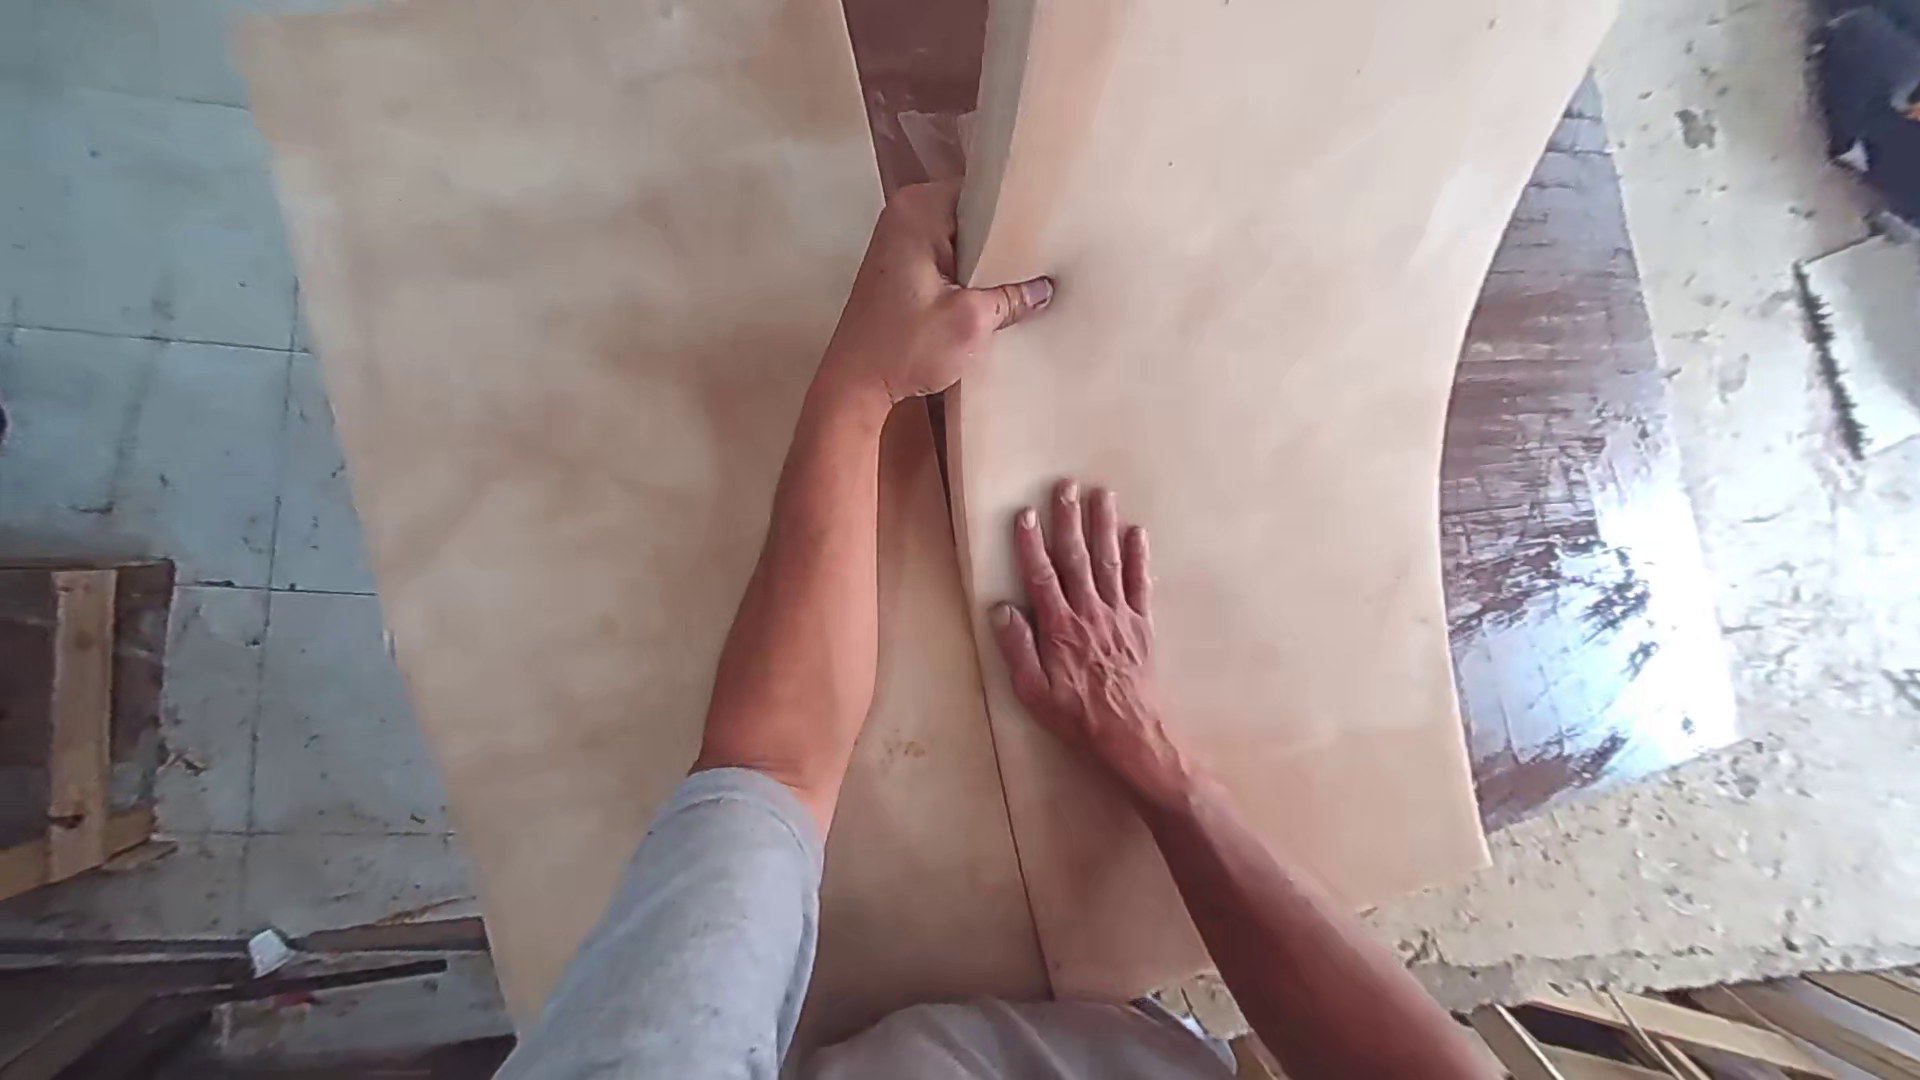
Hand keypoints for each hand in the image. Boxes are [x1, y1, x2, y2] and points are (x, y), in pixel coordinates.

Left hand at [818, 181, 1052, 406]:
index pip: (984, 191)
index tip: (1048, 234)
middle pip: (973, 216)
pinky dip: (967, 280)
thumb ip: (1011, 298)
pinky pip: (947, 263)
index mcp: (918, 210)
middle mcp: (904, 216)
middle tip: (1044, 263)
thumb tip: (1045, 288)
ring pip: (962, 243)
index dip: (1018, 214)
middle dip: (1005, 243)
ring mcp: (899, 245)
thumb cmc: (904, 350)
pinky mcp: (901, 273)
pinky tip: (991, 300)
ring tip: (1023, 283)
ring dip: (987, 266)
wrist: (856, 385)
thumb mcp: (969, 323)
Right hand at [990, 480, 1198, 809]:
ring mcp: (1119, 615)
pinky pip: (1140, 583)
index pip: (1041, 575)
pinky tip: (1137, 532)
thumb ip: (1018, 648)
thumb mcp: (1033, 691)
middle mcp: (1089, 612)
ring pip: (1109, 561)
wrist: (1131, 735)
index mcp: (1059, 627)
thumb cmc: (1076, 714)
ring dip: (1103, 526)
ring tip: (1101, 494)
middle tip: (1066, 486)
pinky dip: (1138, 556)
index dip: (1031, 543)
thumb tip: (1002, 609)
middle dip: (1069, 520)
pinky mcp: (1141, 624)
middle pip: (1077, 558)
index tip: (1026, 514)